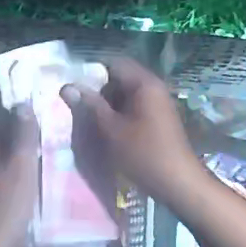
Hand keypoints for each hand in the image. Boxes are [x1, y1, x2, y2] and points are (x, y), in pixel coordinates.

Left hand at [0, 107, 38, 246]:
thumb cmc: (4, 209)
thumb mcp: (20, 168)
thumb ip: (22, 137)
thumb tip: (22, 102)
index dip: (17, 117)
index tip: (40, 112)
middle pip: (0, 146)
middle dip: (18, 139)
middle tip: (49, 134)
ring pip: (2, 167)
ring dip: (19, 162)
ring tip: (47, 158)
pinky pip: (6, 187)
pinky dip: (19, 183)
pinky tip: (34, 187)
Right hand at [61, 59, 205, 204]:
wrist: (178, 183)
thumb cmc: (143, 153)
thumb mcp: (110, 129)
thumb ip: (90, 105)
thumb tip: (67, 86)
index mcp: (144, 83)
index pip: (114, 63)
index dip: (92, 71)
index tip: (75, 85)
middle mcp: (154, 87)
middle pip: (120, 77)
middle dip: (99, 89)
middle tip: (80, 105)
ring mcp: (159, 103)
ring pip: (126, 94)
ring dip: (109, 104)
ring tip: (91, 119)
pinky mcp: (159, 118)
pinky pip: (135, 106)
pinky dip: (120, 113)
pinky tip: (108, 129)